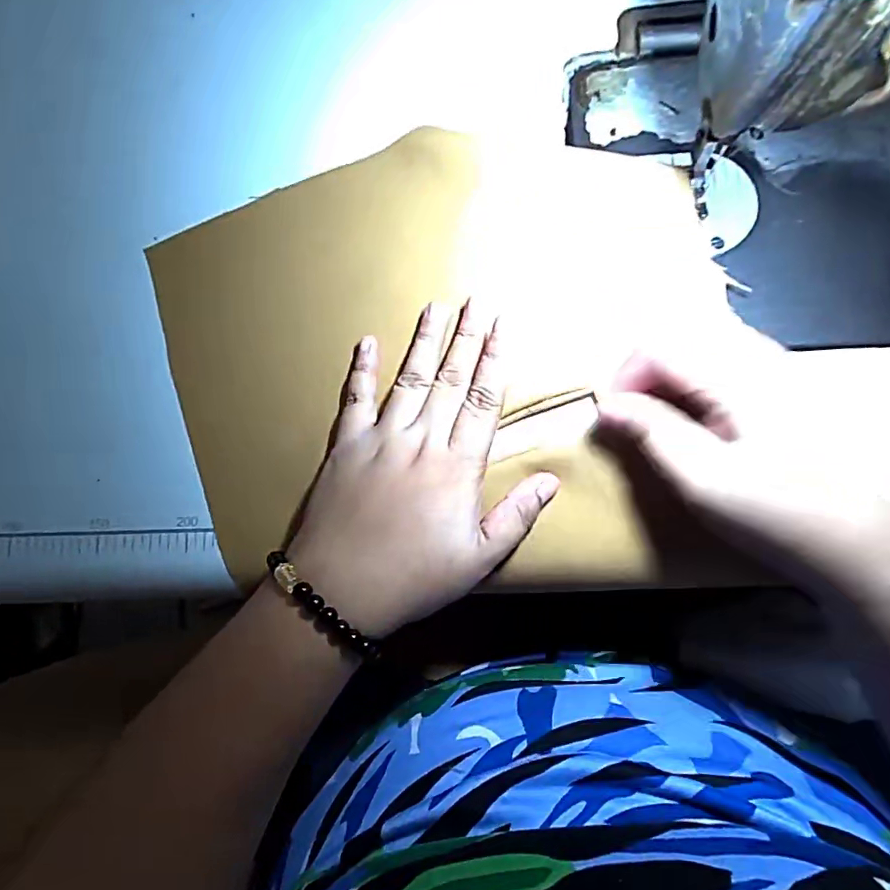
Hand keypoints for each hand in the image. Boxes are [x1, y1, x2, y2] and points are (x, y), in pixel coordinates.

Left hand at [284, 301, 560, 636]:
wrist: (338, 591)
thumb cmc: (415, 579)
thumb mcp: (478, 559)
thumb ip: (517, 517)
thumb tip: (551, 481)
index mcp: (457, 467)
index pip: (484, 401)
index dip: (496, 360)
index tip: (504, 325)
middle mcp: (421, 442)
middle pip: (450, 380)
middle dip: (467, 336)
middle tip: (477, 299)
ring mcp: (379, 440)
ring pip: (408, 380)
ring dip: (424, 342)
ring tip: (436, 306)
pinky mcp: (344, 448)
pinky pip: (353, 400)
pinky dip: (361, 370)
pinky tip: (367, 342)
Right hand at [594, 322, 889, 589]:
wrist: (847, 538)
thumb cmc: (775, 511)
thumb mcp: (703, 478)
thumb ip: (653, 433)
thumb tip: (607, 405)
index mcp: (738, 372)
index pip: (657, 346)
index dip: (623, 381)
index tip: (613, 424)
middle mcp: (759, 356)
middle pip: (678, 342)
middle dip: (644, 382)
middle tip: (635, 430)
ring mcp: (776, 370)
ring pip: (698, 355)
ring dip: (668, 388)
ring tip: (664, 434)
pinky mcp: (783, 389)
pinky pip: (722, 371)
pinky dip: (695, 393)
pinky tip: (702, 431)